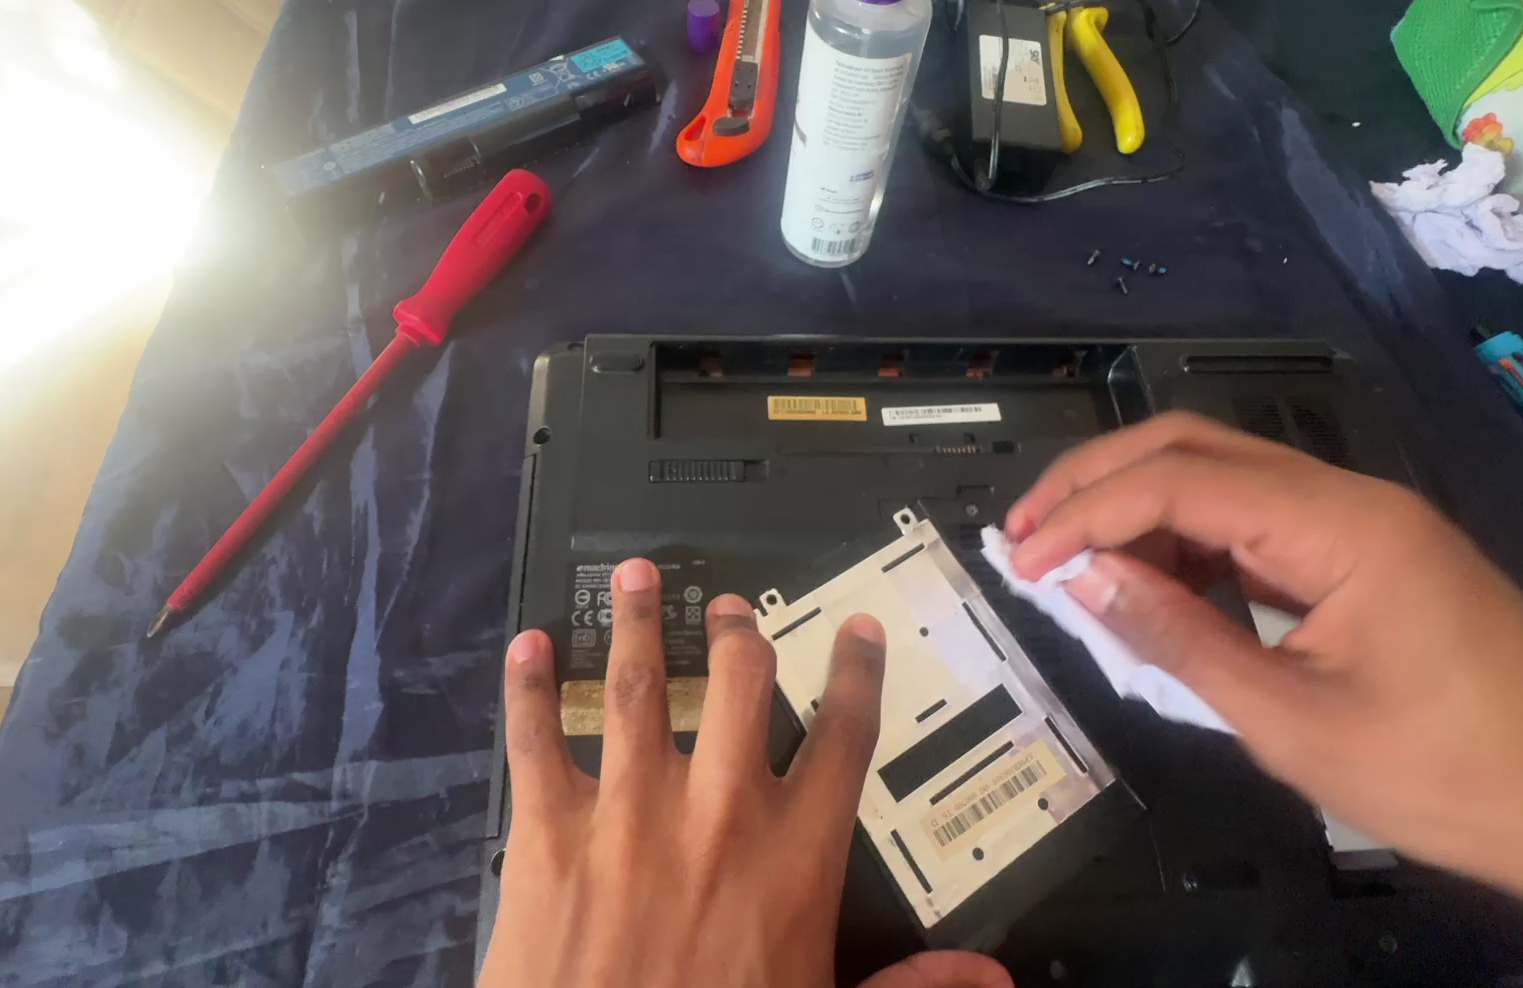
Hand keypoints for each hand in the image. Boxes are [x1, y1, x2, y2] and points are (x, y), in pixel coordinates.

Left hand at [479, 558, 1012, 987]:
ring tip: (637, 575)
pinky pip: (535, 742)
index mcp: (790, 857)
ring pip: (636, 688)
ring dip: (637, 624)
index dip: (858, 675)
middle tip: (728, 606)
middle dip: (735, 635)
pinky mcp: (548, 836)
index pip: (844, 740)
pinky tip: (529, 646)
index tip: (858, 630)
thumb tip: (993, 980)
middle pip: (736, 685)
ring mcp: (626, 815)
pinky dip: (529, 689)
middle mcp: (715, 813)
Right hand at [1003, 413, 1522, 987]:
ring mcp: (1344, 517)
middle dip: (1090, 480)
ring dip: (1123, 505)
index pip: (1177, 482)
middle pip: (1185, 444)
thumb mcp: (1290, 722)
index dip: (1084, 514)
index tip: (1022, 560)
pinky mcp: (1342, 547)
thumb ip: (1174, 637)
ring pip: (1205, 471)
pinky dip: (1169, 540)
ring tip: (1062, 556)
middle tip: (1022, 530)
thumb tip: (1079, 577)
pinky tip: (1136, 580)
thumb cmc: (1451, 780)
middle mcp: (1340, 496)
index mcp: (1340, 526)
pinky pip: (1234, 517)